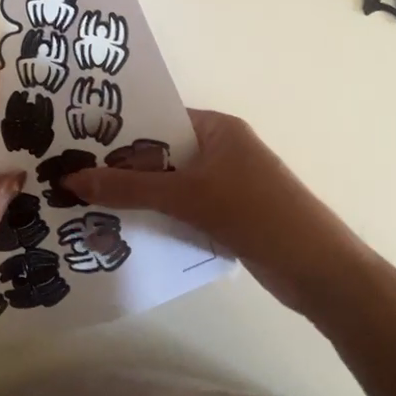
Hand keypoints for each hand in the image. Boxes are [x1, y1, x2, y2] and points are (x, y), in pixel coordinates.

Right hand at [62, 109, 375, 315]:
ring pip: (169, 182)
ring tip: (87, 199)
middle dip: (121, 165)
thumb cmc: (259, 216)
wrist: (325, 275)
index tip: (76, 141)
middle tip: (72, 171)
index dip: (117, 129)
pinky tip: (123, 224)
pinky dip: (158, 214)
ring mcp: (227, 184)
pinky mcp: (230, 215)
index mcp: (217, 128)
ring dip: (137, 193)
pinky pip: (182, 207)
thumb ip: (129, 189)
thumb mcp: (188, 198)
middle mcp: (221, 149)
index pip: (156, 119)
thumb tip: (70, 179)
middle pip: (159, 152)